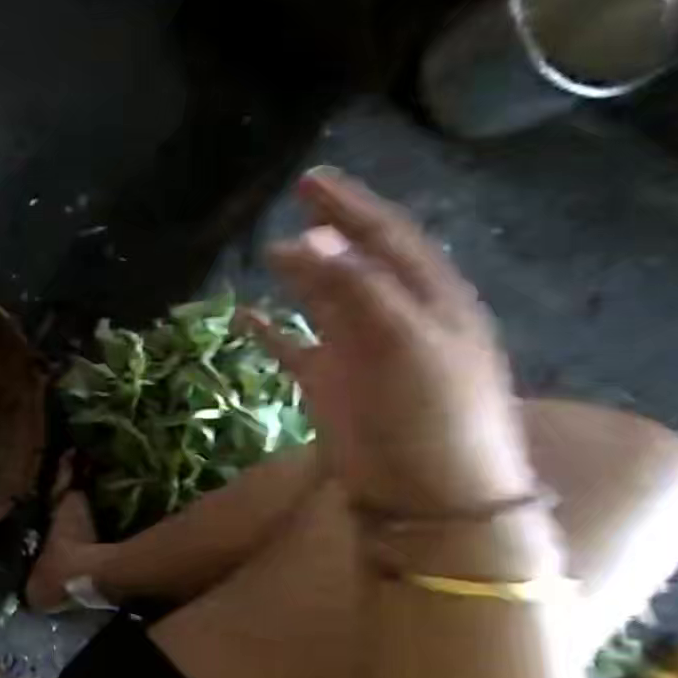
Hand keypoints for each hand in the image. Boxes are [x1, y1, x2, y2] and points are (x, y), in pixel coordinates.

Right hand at [244, 167, 534, 516]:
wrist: (427, 495)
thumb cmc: (431, 415)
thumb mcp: (403, 341)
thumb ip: (355, 288)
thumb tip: (302, 240)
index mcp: (430, 299)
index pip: (388, 238)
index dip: (352, 208)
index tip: (310, 182)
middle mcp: (396, 320)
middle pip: (358, 263)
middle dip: (331, 230)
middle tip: (296, 199)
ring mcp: (360, 356)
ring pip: (326, 303)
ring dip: (302, 276)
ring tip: (271, 251)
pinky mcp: (331, 389)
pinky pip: (294, 350)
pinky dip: (271, 332)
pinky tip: (246, 316)